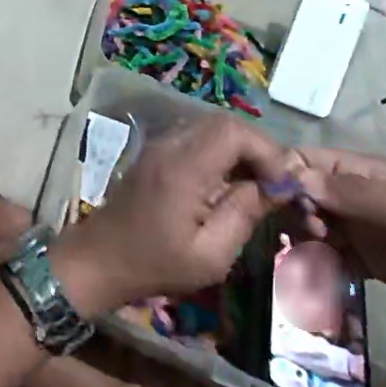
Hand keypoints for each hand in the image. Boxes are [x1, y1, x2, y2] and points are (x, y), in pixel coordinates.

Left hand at [52, 119, 298, 316]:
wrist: (101, 259)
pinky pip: (197, 137)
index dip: (267, 150)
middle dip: (259, 147)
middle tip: (277, 183)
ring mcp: (160, 145)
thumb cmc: (156, 264)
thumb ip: (244, 214)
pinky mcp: (157, 152)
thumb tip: (278, 185)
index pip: (233, 131)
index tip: (284, 184)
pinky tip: (231, 182)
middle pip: (224, 122)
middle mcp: (170, 145)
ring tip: (259, 184)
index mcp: (182, 168)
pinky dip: (222, 151)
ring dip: (241, 148)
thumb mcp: (211, 254)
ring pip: (211, 126)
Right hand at [282, 148, 385, 344]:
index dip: (282, 177)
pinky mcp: (382, 265)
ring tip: (310, 276)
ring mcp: (372, 232)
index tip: (271, 208)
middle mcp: (362, 198)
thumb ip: (354, 195)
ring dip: (305, 248)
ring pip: (317, 229)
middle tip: (305, 247)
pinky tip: (323, 289)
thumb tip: (291, 175)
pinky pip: (338, 260)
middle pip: (304, 196)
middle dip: (293, 217)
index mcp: (368, 174)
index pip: (306, 161)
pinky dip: (325, 271)